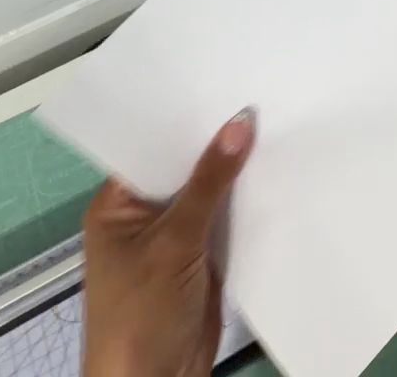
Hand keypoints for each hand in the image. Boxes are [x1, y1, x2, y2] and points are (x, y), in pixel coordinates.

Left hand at [82, 110, 255, 376]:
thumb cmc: (141, 314)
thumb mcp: (174, 241)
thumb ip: (210, 181)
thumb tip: (241, 121)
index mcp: (117, 205)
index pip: (153, 147)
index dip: (188, 118)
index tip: (226, 82)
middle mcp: (145, 214)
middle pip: (186, 166)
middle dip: (219, 141)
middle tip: (262, 94)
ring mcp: (176, 235)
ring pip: (211, 190)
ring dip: (238, 169)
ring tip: (279, 119)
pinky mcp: (204, 253)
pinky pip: (227, 215)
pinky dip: (249, 198)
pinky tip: (278, 169)